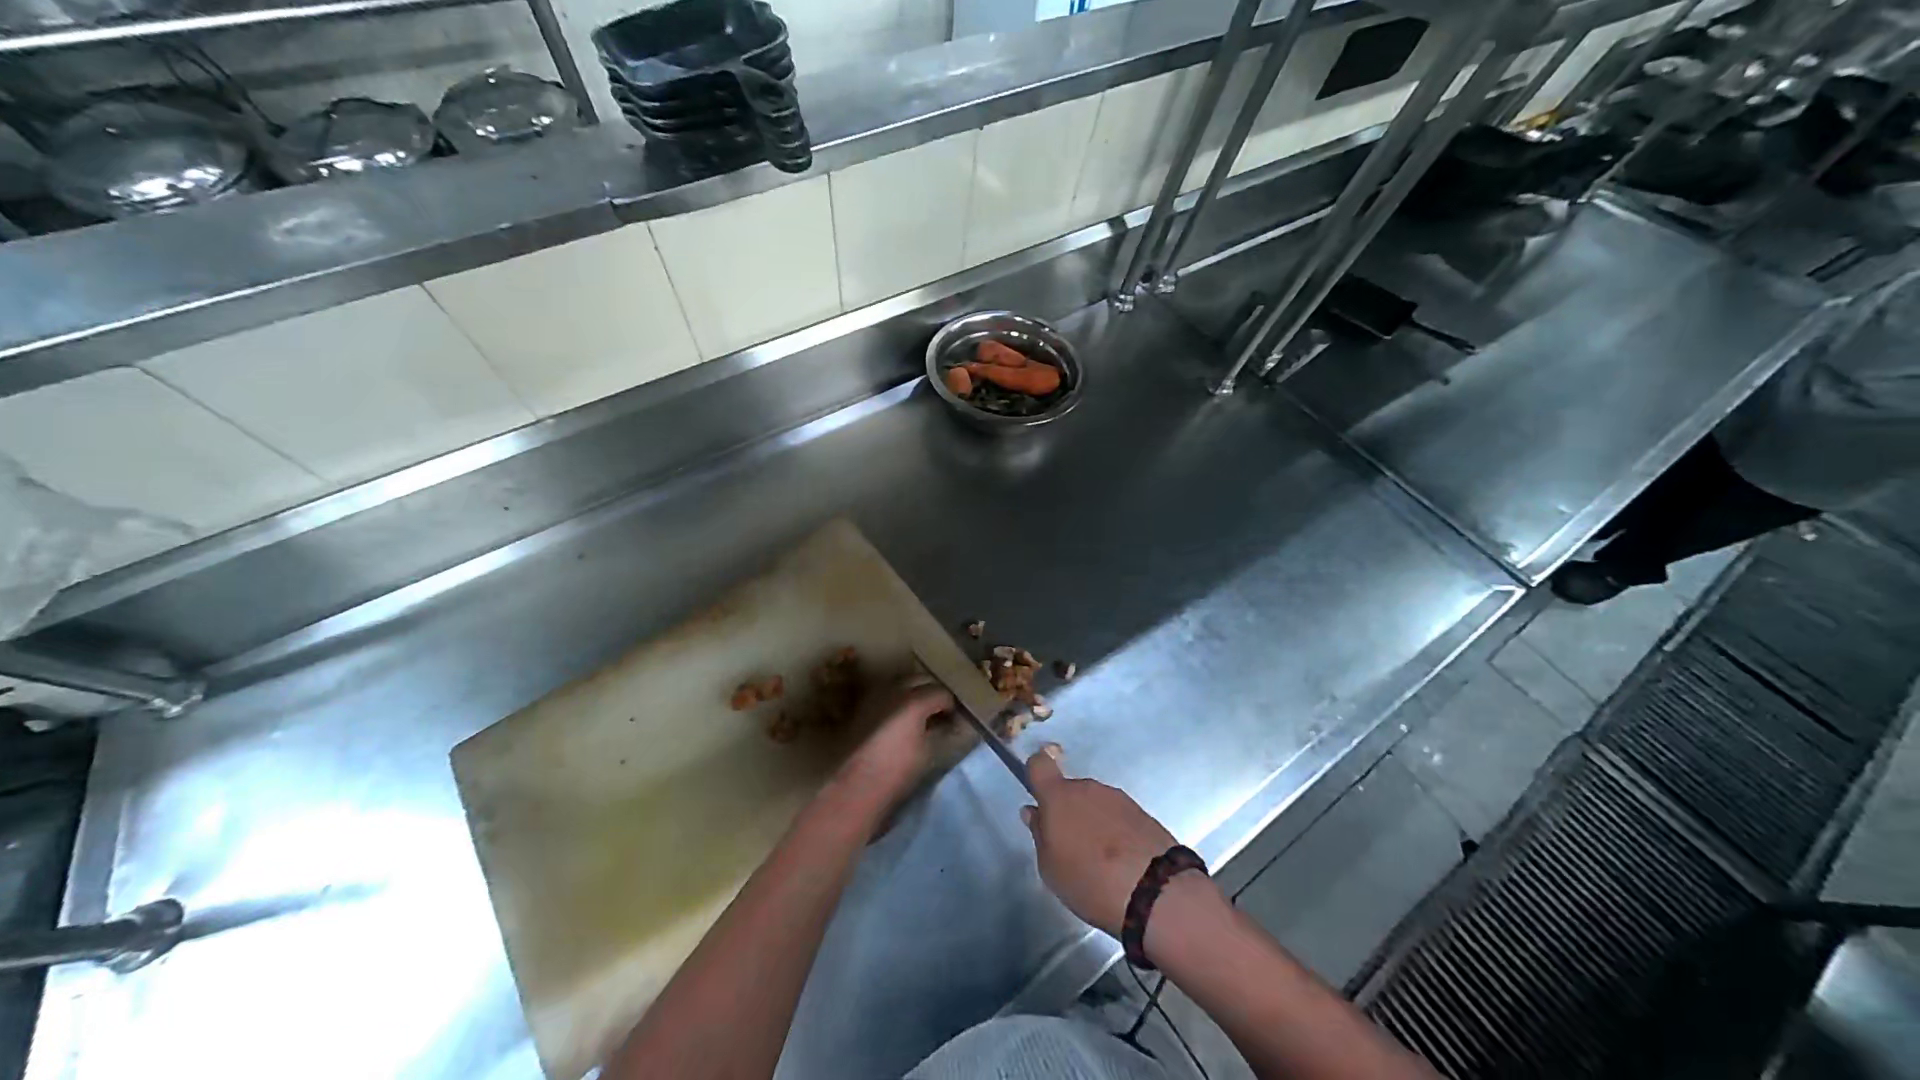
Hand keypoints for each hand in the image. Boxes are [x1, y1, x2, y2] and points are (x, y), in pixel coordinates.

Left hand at [832, 677, 954, 810]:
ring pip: (901, 682)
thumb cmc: (896, 772)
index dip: (950, 705)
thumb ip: (941, 731)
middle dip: (933, 692)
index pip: (941, 692)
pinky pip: (886, 692)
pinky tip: (899, 717)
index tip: (953, 720)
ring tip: (920, 713)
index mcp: (914, 700)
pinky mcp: (862, 705)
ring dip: (914, 691)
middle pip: (920, 679)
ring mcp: (875, 694)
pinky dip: (897, 698)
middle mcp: (893, 689)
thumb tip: (948, 724)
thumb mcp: (927, 753)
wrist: (854, 785)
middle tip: (939, 712)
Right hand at [1020, 745, 1179, 937]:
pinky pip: (1118, 817)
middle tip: (1071, 847)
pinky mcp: (1143, 814)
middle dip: (1069, 812)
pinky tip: (1121, 863)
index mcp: (1059, 797)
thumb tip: (1035, 812)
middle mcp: (1089, 788)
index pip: (1040, 764)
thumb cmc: (1089, 880)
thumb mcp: (1050, 868)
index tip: (1038, 793)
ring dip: (1094, 823)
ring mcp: (1119, 799)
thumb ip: (1040, 834)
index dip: (1036, 772)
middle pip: (1071, 791)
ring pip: (1096, 804)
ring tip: (1100, 862)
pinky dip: (1116, 832)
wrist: (1154, 891)